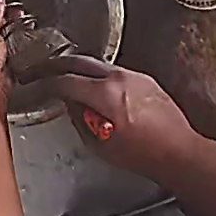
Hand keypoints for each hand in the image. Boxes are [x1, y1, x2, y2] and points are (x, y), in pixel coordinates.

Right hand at [31, 54, 208, 185]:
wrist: (179, 152)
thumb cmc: (143, 154)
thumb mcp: (99, 145)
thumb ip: (79, 119)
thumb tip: (69, 104)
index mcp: (105, 94)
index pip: (66, 81)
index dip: (46, 83)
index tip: (36, 85)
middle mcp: (119, 78)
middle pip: (79, 61)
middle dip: (56, 65)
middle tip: (41, 70)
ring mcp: (134, 75)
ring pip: (97, 64)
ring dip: (78, 69)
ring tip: (65, 78)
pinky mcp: (144, 79)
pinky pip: (114, 72)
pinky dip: (98, 77)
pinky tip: (93, 87)